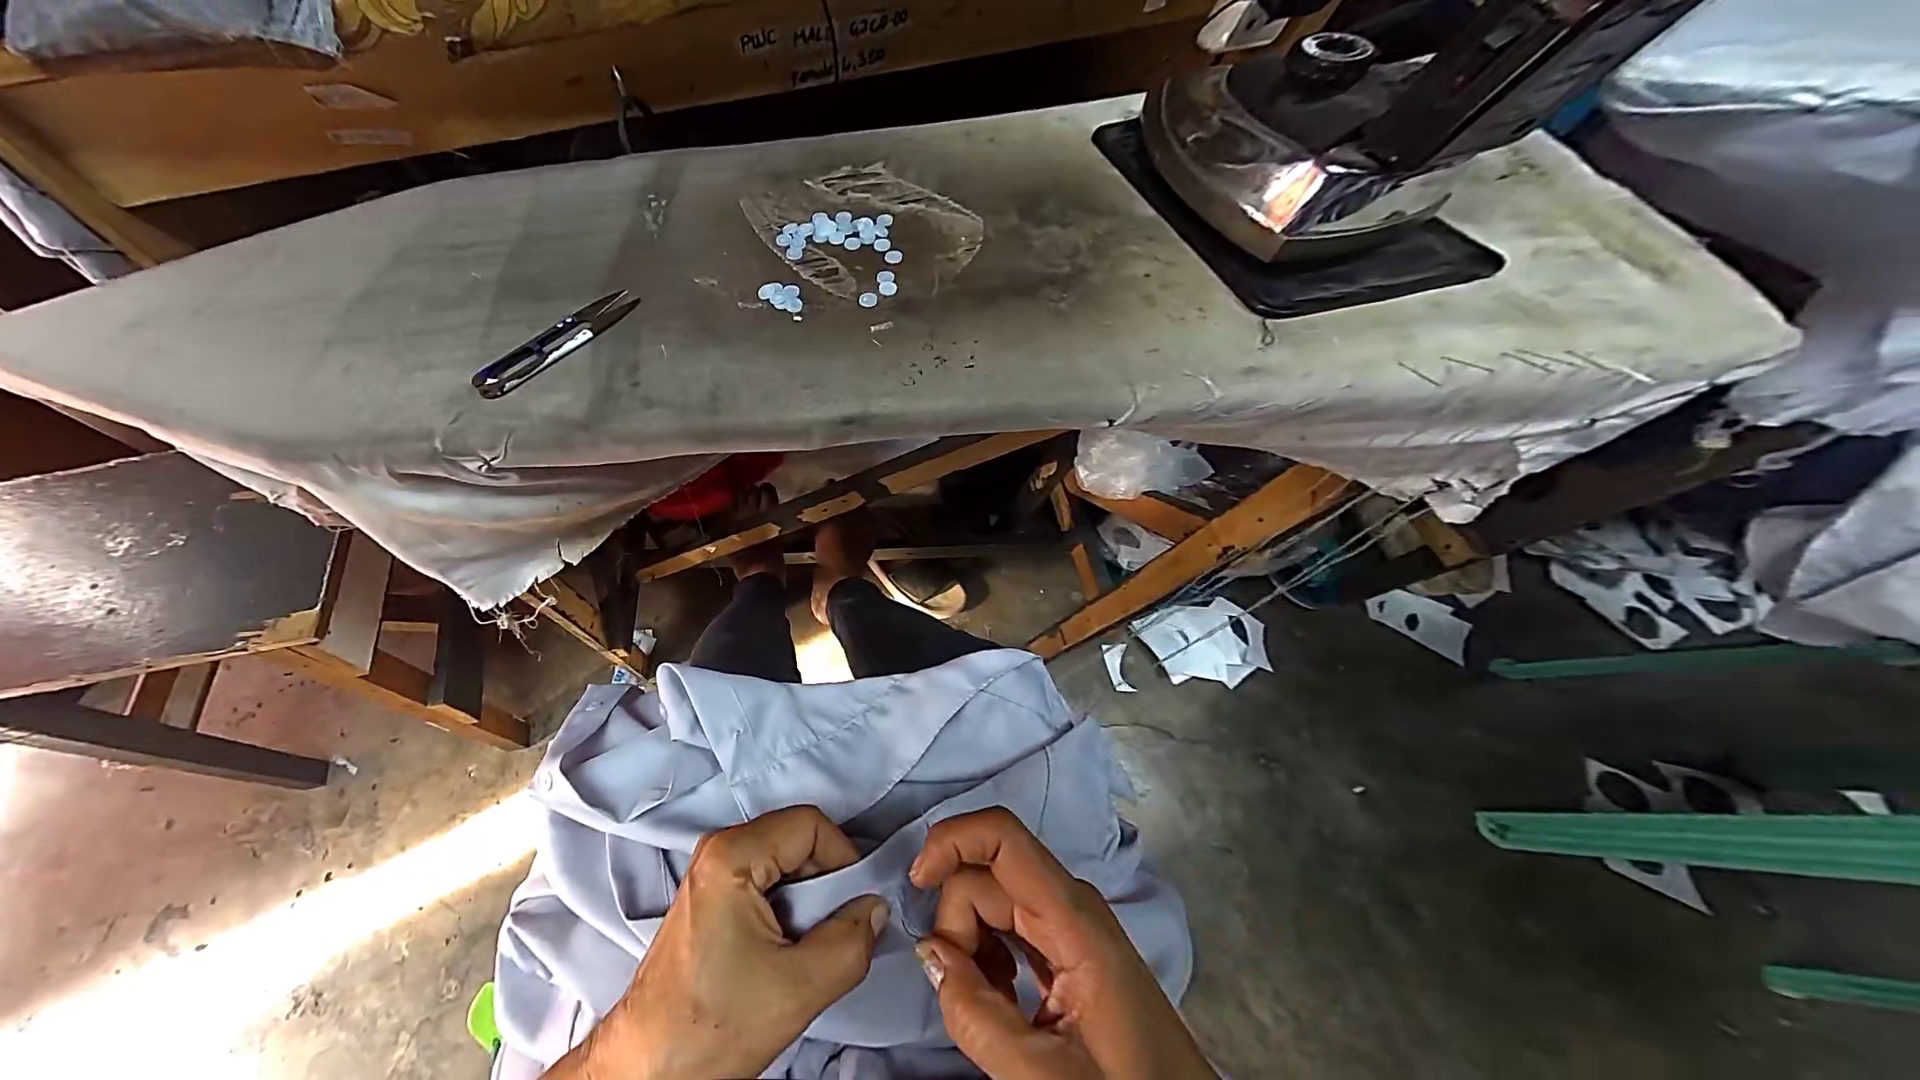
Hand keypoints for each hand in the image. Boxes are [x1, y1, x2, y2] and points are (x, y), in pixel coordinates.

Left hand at [548, 806, 889, 1079]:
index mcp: (732, 855)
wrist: (645, 1072)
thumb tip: (876, 908)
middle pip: (799, 839)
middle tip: (832, 929)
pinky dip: (789, 905)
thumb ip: (854, 940)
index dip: (844, 859)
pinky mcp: (711, 895)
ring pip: (786, 860)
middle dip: (827, 881)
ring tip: (807, 944)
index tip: (853, 905)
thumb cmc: (711, 1027)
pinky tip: (785, 947)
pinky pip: (768, 879)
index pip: (812, 825)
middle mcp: (718, 849)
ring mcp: (711, 871)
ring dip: (810, 897)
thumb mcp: (800, 988)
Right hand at [910, 807, 1211, 1079]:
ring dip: (970, 946)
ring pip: (993, 903)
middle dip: (956, 922)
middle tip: (962, 993)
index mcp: (1073, 918)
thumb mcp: (1043, 1075)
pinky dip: (987, 959)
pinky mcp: (1066, 948)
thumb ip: (976, 1015)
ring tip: (990, 1009)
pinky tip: (1003, 1003)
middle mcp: (1070, 905)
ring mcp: (1069, 925)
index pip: (1004, 836)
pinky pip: (1008, 931)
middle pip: (988, 876)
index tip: (916, 881)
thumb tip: (929, 952)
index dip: (953, 840)